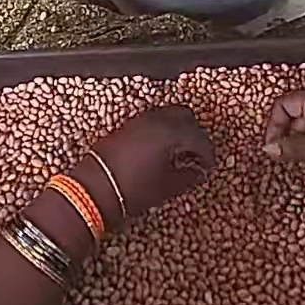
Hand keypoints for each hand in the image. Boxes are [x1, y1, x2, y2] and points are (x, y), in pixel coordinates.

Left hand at [84, 105, 215, 220]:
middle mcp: (156, 119)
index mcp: (171, 131)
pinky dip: (162, 130)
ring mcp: (139, 120)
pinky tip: (161, 151)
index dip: (208, 153)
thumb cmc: (133, 188)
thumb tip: (198, 171)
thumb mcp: (167, 186)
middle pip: (185, 116)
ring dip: (177, 130)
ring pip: (167, 115)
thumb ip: (188, 176)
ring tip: (179, 154)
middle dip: (194, 134)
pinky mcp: (127, 126)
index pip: (199, 137)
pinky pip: (152, 121)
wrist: (95, 188)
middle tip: (196, 155)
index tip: (210, 166)